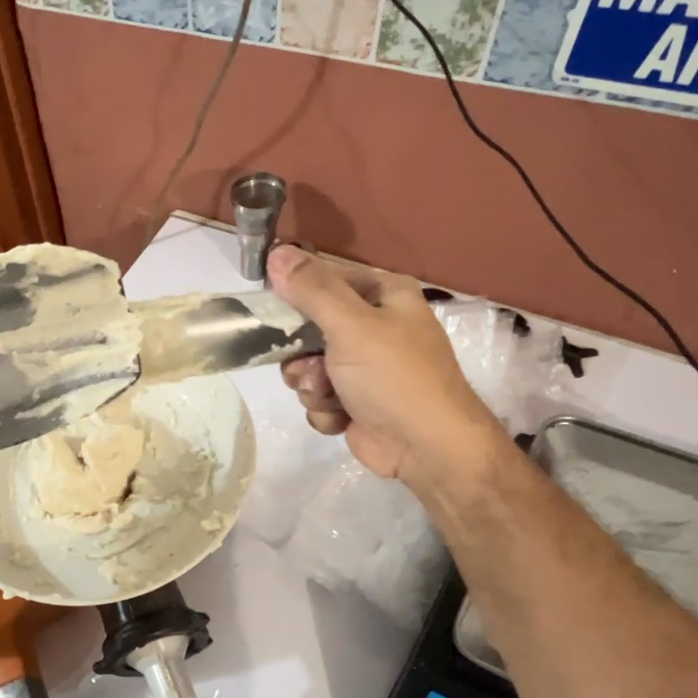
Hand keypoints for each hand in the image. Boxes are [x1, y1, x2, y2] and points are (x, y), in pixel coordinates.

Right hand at [269, 246, 499, 481]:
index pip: (325, 279)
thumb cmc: (393, 377)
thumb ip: (312, 290)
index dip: (295, 296)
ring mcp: (366, 367)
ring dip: (312, 387)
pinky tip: (342, 419)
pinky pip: (321, 398)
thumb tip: (277, 252)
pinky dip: (326, 410)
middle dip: (302, 356)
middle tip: (309, 369)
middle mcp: (375, 326)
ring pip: (310, 369)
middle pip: (310, 329)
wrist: (425, 446)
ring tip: (330, 397)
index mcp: (384, 294)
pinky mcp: (356, 402)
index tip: (272, 315)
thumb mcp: (351, 325)